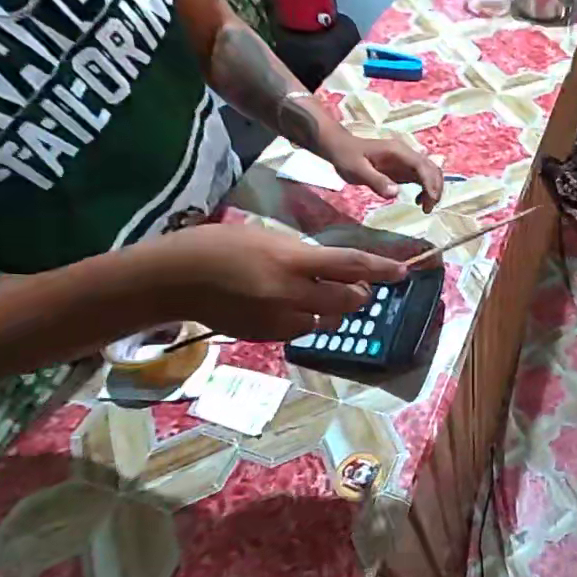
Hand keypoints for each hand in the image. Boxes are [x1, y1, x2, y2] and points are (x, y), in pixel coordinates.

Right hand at [147, 223, 405, 339]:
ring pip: (326, 321)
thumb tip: (331, 271)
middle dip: (359, 293)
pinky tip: (284, 306)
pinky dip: (304, 320)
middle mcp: (290, 294)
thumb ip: (302, 257)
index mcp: (290, 261)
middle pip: (348, 301)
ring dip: (330, 310)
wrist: (173, 279)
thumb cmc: (217, 246)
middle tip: (354, 284)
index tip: (403, 271)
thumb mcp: (266, 239)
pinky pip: (300, 332)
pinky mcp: (266, 337)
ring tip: (311, 293)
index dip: (381, 269)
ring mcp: (278, 320)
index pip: (349, 266)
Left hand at [327, 133, 445, 212]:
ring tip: (424, 208)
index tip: (431, 199)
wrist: (342, 148)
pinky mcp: (404, 170)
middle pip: (431, 168)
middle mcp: (406, 154)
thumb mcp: (357, 170)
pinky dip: (426, 190)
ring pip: (430, 173)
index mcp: (397, 151)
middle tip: (427, 208)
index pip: (421, 165)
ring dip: (433, 190)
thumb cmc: (347, 157)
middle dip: (435, 188)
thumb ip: (376, 181)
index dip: (429, 181)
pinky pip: (423, 178)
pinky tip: (418, 201)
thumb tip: (395, 193)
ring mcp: (406, 162)